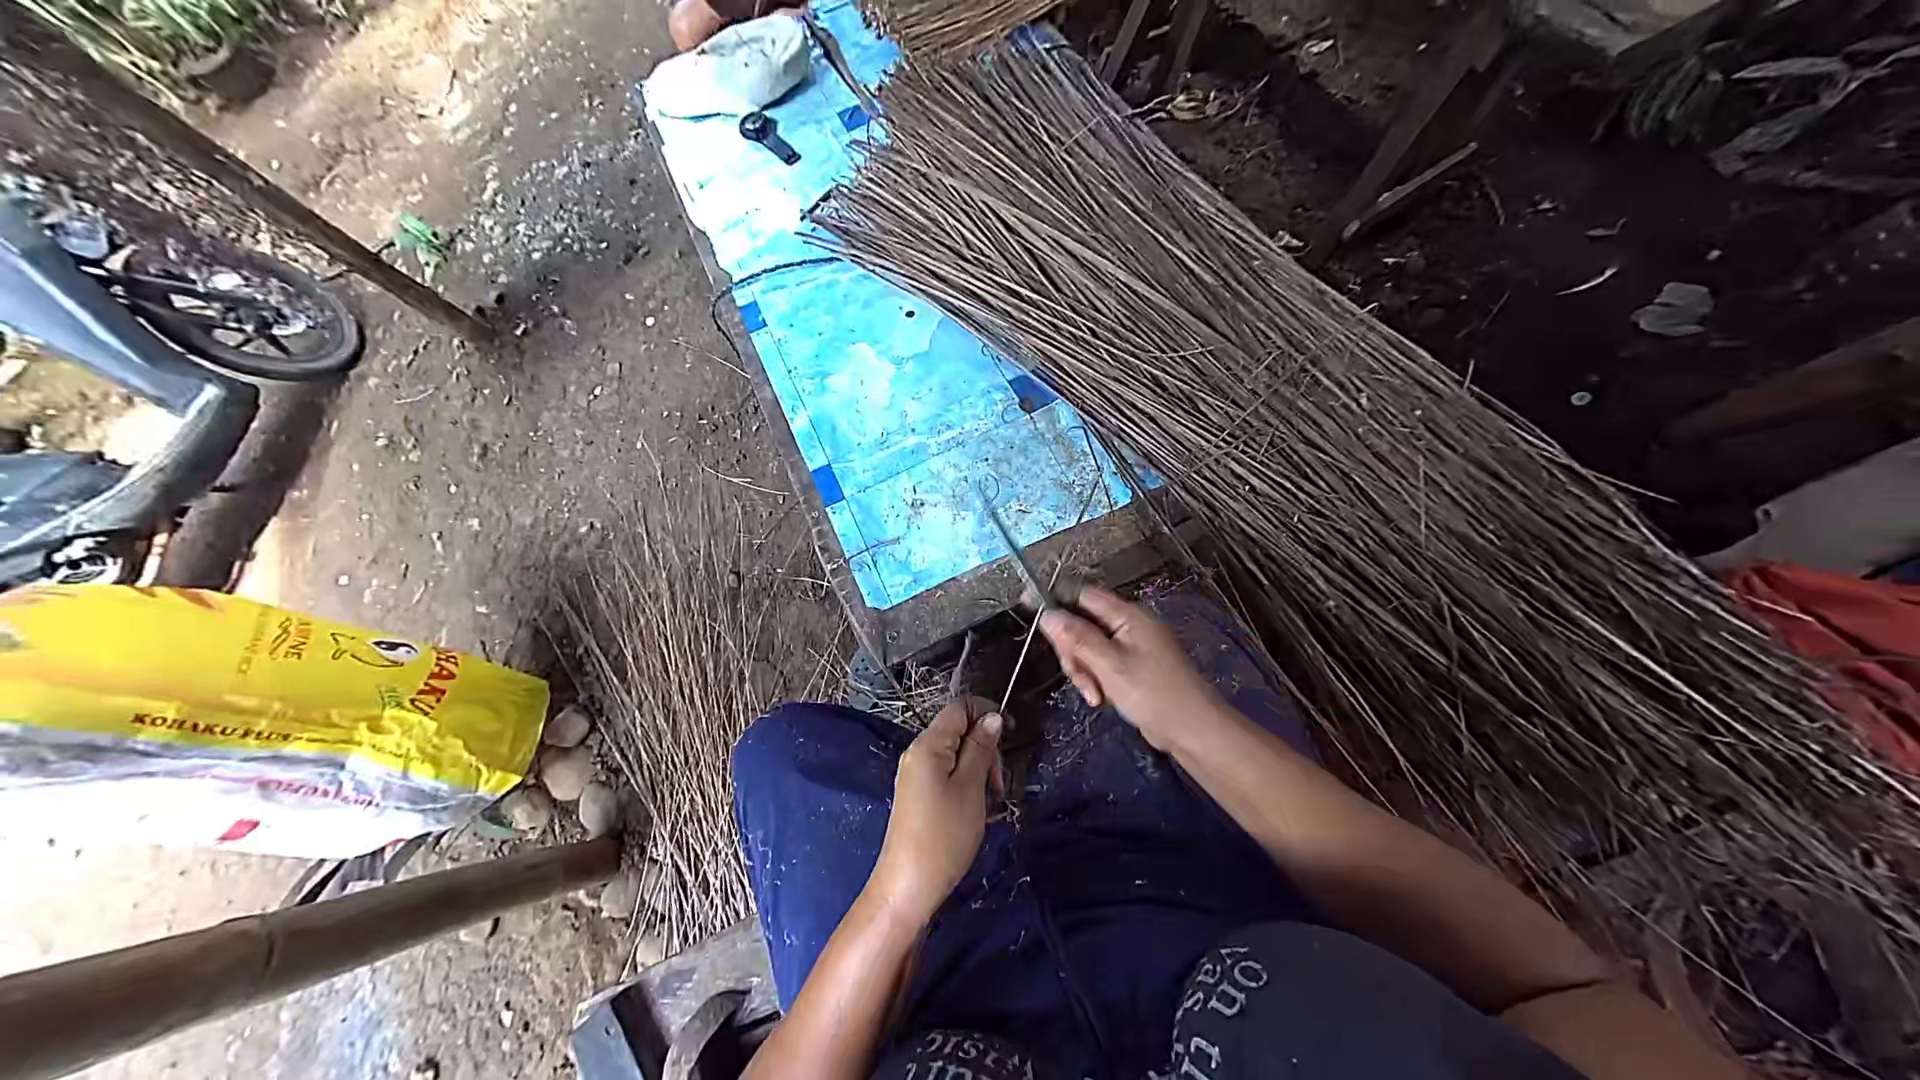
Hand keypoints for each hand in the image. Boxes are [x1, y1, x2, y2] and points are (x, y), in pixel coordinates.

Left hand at [868, 698, 1002, 921]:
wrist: (908, 887)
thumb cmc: (943, 835)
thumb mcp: (970, 788)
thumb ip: (981, 748)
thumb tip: (992, 717)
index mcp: (927, 745)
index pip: (959, 708)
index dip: (986, 713)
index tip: (1008, 737)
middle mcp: (918, 754)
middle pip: (959, 731)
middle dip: (985, 750)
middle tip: (997, 784)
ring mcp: (917, 775)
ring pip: (957, 756)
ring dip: (979, 772)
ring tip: (989, 803)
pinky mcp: (920, 796)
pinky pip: (948, 776)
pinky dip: (967, 787)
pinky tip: (978, 812)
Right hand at [1039, 587, 1223, 751]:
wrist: (1193, 731)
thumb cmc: (1155, 695)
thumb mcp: (1110, 666)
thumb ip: (1077, 638)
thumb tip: (1048, 615)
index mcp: (1128, 616)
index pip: (1083, 595)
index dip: (1058, 602)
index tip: (1037, 618)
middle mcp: (1129, 626)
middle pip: (1082, 623)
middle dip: (1073, 650)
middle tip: (1078, 674)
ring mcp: (1131, 647)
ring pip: (1088, 648)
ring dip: (1084, 670)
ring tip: (1094, 694)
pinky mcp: (1131, 668)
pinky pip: (1100, 665)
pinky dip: (1096, 680)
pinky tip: (1102, 698)